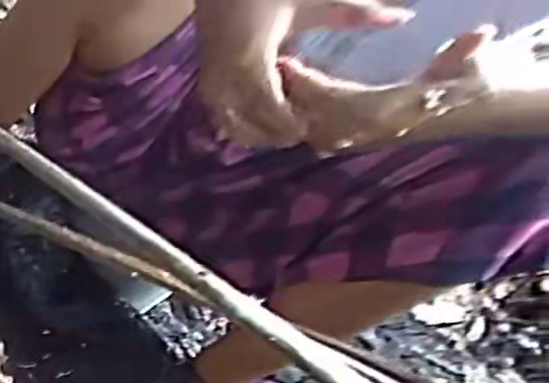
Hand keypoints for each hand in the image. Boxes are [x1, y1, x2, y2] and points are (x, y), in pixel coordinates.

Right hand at [194, 0, 412, 146]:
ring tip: (273, 137)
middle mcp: (223, 82)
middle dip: (266, 132)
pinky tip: (248, 127)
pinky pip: (219, 113)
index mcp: (250, 64)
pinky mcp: (207, 81)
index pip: (266, 105)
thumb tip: (402, 20)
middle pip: (243, 120)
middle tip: (295, 140)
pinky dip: (234, 123)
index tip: (305, 134)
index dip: (284, 122)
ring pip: (227, 121)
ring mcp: (210, 84)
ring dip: (249, 132)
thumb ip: (355, 14)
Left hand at [280, 27, 495, 151]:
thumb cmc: (463, 84)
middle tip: (262, 73)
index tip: (285, 63)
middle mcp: (346, 132)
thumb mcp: (466, 66)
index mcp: (370, 112)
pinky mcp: (334, 146)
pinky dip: (281, 123)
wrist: (465, 113)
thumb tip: (479, 34)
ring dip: (276, 109)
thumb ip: (462, 53)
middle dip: (280, 94)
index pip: (323, 96)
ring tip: (261, 87)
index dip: (303, 80)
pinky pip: (297, 135)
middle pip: (299, 114)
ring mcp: (336, 143)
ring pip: (293, 126)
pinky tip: (268, 108)